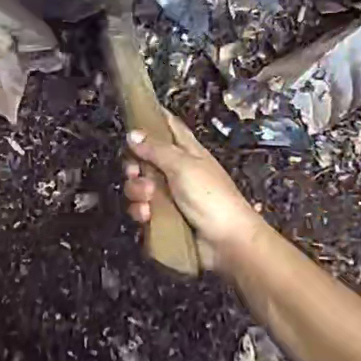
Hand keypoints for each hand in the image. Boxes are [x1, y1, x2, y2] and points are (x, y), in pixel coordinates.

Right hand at [125, 110, 272, 271]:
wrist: (227, 242)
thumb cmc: (213, 198)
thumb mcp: (183, 166)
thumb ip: (156, 149)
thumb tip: (133, 134)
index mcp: (187, 151)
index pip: (167, 126)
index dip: (151, 119)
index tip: (132, 118)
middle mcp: (176, 170)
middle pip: (144, 158)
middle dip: (134, 165)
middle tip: (136, 172)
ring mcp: (169, 195)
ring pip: (139, 185)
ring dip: (137, 191)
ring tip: (148, 199)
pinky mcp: (164, 217)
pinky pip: (142, 209)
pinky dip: (141, 211)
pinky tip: (148, 215)